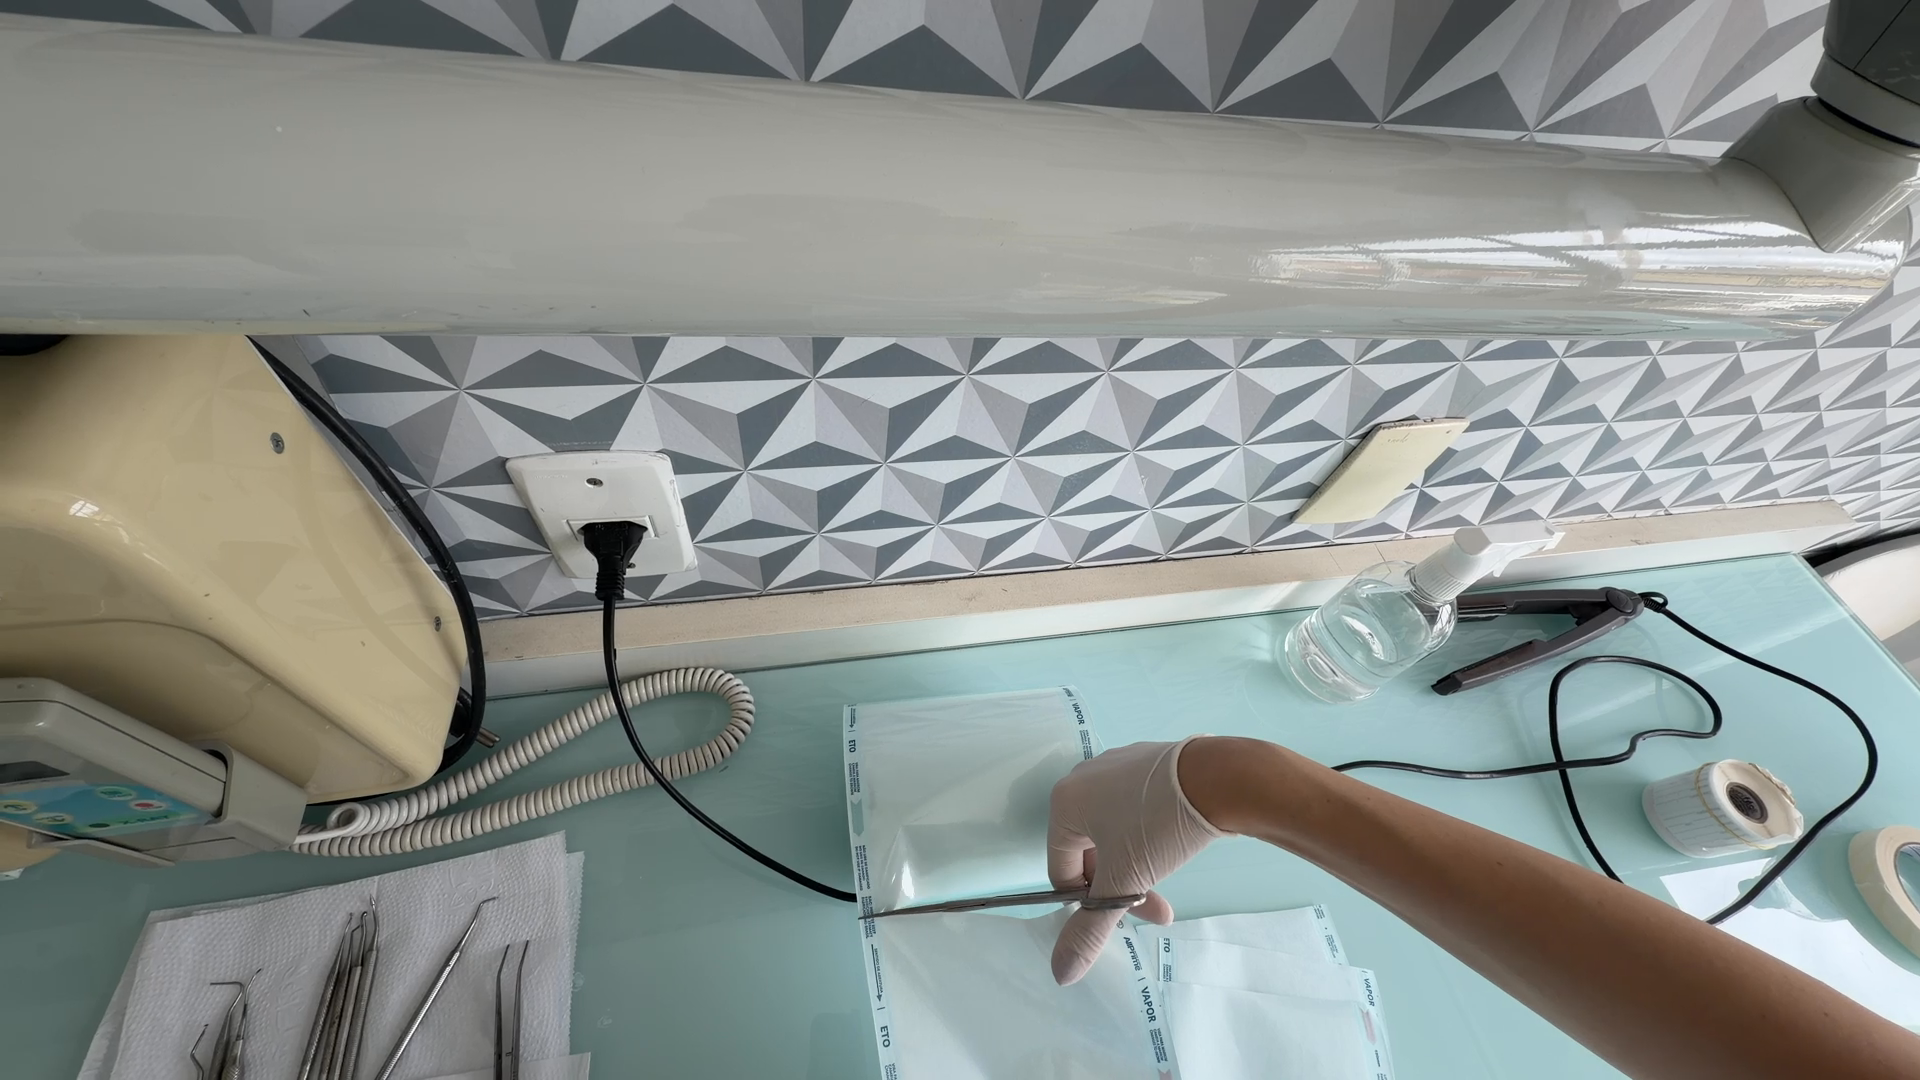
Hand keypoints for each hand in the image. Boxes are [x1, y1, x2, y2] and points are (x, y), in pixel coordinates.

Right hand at [1046, 737, 1228, 983]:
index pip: (1062, 870)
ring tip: (1170, 880)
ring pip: (1113, 830)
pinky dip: (1146, 832)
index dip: (1092, 902)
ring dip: (1136, 864)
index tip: (1129, 913)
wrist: (1217, 778)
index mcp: (1064, 802)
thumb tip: (1060, 975)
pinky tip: (1174, 841)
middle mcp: (1081, 779)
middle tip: (1158, 909)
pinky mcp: (1142, 760)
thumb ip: (1090, 931)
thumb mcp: (1124, 882)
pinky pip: (1132, 806)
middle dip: (1121, 886)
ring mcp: (1113, 765)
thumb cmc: (1158, 827)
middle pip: (1090, 850)